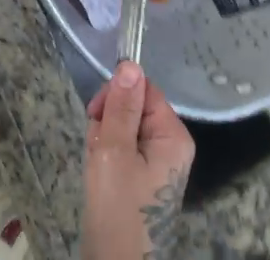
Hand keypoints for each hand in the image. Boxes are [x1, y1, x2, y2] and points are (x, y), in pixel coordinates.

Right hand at [82, 60, 194, 259]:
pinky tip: (100, 171)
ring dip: (103, 137)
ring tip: (98, 163)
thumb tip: (131, 63)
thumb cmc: (117, 204)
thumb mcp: (114, 149)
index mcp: (173, 135)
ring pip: (123, 125)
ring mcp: (159, 160)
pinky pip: (122, 146)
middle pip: (133, 105)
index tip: (97, 115)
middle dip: (108, 119)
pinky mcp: (144, 174)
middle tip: (99, 146)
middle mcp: (171, 143)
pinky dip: (106, 153)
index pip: (143, 89)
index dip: (116, 95)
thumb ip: (122, 106)